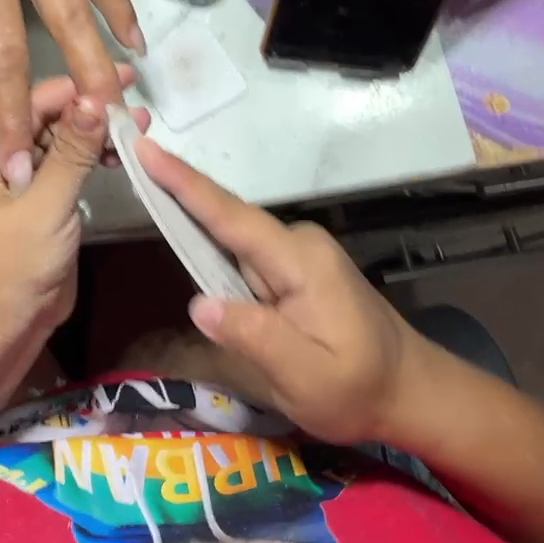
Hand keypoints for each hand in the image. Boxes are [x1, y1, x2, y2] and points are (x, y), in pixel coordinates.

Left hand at [0, 67, 148, 353]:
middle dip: (89, 108)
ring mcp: (19, 177)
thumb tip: (96, 97)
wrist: (3, 329)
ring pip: (60, 140)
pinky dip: (94, 157)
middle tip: (137, 98)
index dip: (73, 89)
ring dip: (96, 132)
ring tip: (140, 124)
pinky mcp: (41, 198)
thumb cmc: (11, 269)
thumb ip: (71, 153)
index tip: (119, 80)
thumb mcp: (44, 208)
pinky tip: (122, 151)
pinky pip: (68, 165)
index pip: (27, 103)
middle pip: (45, 117)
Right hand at [135, 138, 425, 445]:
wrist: (411, 392)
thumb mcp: (306, 376)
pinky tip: (186, 244)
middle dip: (176, 196)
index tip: (147, 150)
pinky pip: (240, 252)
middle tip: (132, 169)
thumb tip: (198, 304)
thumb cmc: (359, 388)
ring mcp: (296, 253)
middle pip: (224, 219)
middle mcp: (297, 244)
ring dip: (190, 225)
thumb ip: (255, 337)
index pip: (231, 217)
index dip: (185, 184)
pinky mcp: (293, 267)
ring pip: (230, 237)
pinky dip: (209, 247)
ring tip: (150, 204)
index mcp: (300, 262)